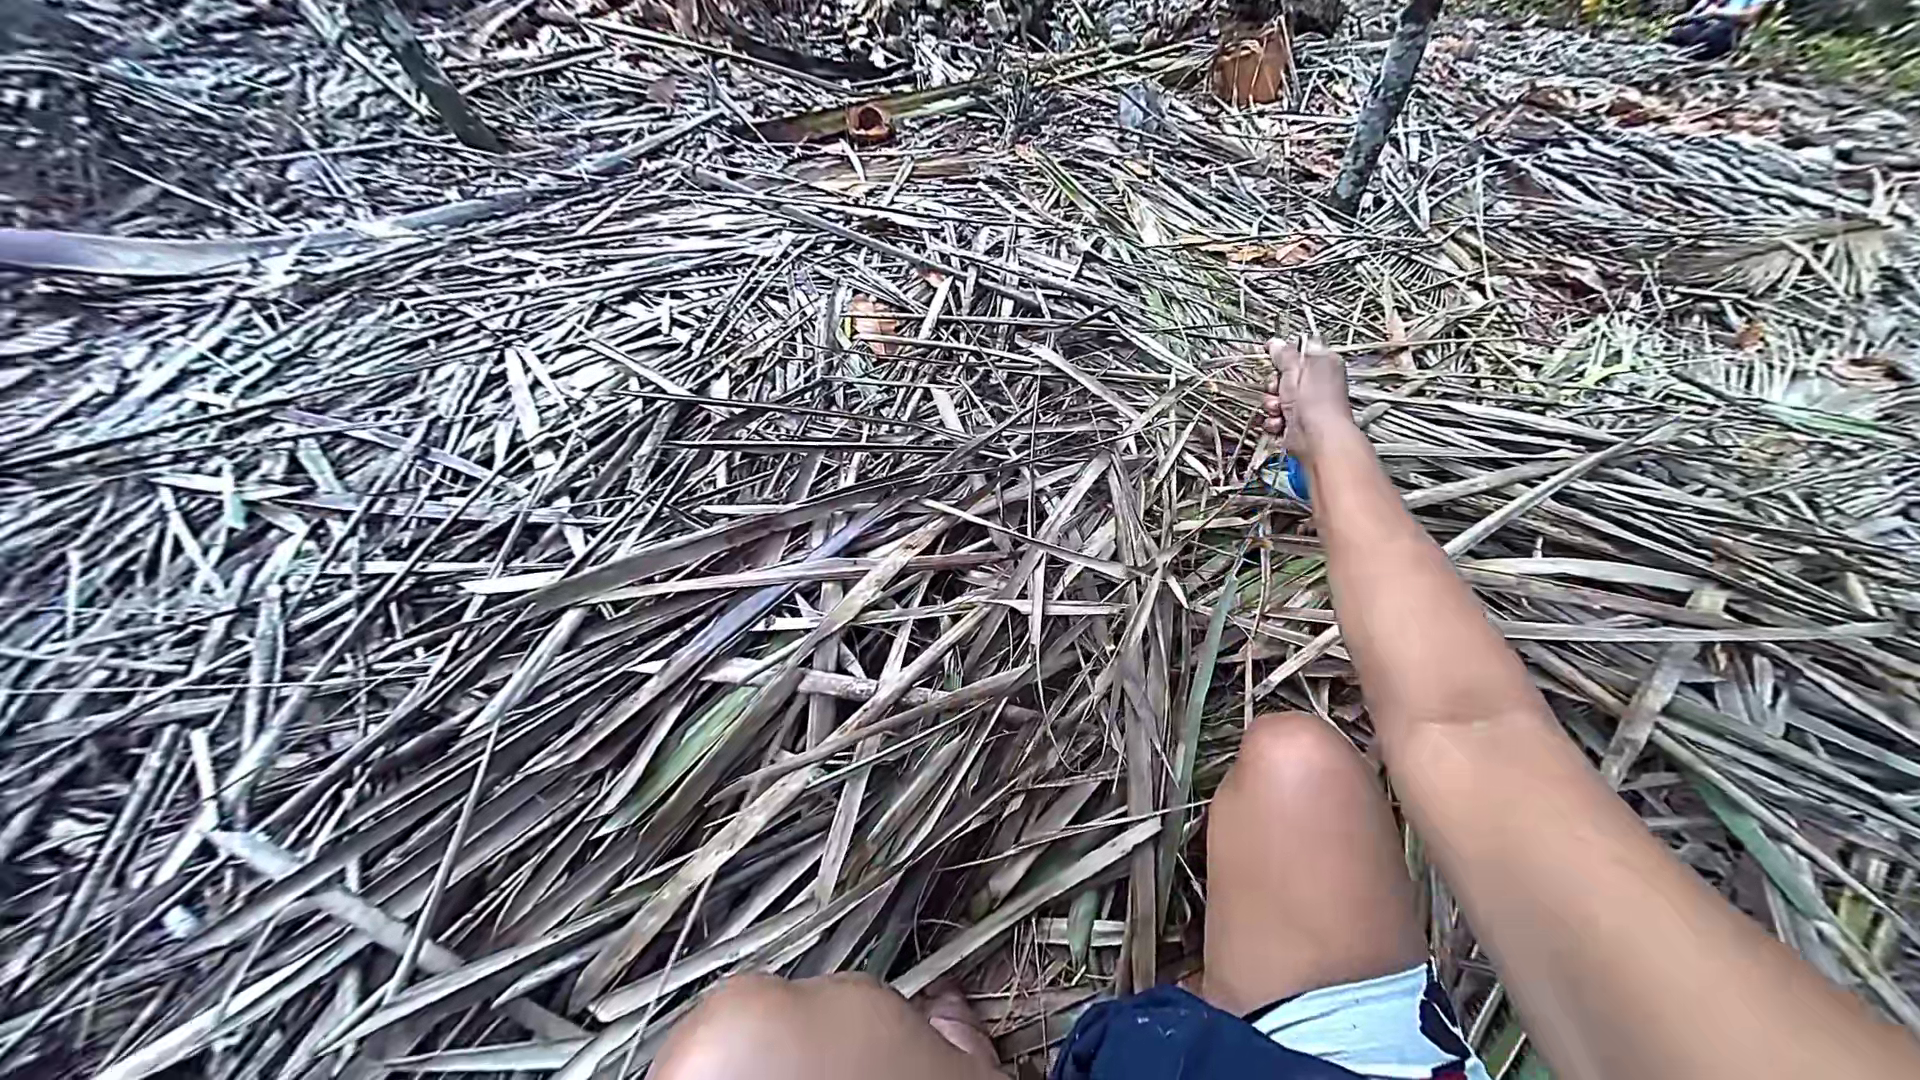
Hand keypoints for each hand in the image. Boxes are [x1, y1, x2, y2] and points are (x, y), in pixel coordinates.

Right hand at [1259, 338, 1353, 460]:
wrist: (1316, 437)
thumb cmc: (1314, 400)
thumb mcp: (1296, 369)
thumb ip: (1284, 354)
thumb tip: (1275, 343)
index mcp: (1322, 364)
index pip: (1297, 353)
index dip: (1282, 356)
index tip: (1271, 358)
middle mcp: (1314, 383)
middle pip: (1281, 377)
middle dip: (1273, 385)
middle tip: (1277, 389)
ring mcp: (1304, 404)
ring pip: (1274, 398)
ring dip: (1271, 405)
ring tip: (1280, 409)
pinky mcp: (1294, 422)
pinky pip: (1274, 417)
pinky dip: (1273, 421)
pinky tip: (1280, 422)